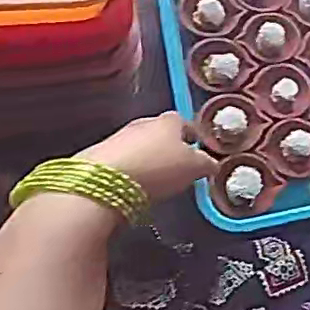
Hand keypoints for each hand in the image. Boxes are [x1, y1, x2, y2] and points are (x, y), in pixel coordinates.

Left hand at [77, 112, 218, 200]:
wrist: (103, 182)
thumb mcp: (194, 168)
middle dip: (169, 148)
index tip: (198, 149)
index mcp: (168, 121)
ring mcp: (117, 138)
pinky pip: (121, 161)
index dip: (193, 135)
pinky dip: (129, 172)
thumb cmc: (158, 168)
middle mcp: (142, 123)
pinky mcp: (97, 156)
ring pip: (139, 146)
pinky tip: (133, 187)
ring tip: (156, 181)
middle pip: (160, 133)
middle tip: (178, 167)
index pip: (185, 122)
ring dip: (148, 160)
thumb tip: (212, 164)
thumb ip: (206, 164)